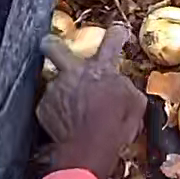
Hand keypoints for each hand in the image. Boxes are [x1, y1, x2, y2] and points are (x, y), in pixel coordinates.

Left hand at [37, 25, 145, 178]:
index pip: (111, 42)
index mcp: (102, 70)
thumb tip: (119, 84)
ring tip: (74, 112)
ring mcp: (56, 88)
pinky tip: (68, 123)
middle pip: (55, 47)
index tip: (118, 30)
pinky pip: (51, 105)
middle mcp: (75, 73)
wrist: (88, 148)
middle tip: (50, 45)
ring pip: (57, 84)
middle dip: (51, 44)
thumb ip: (126, 87)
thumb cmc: (116, 126)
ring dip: (64, 94)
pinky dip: (58, 112)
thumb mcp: (136, 104)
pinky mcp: (43, 106)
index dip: (116, 33)